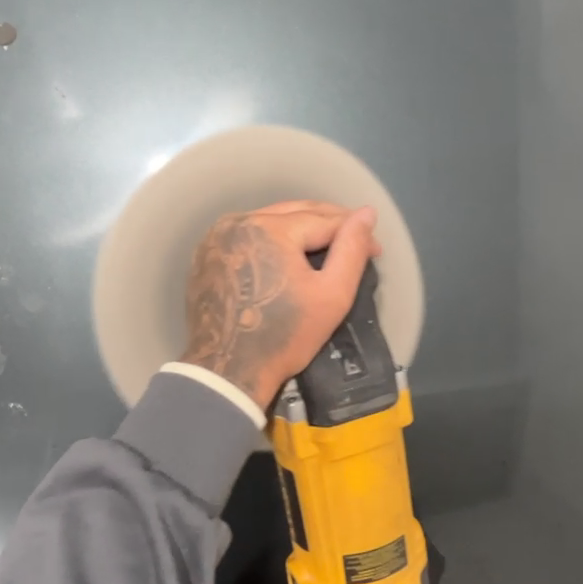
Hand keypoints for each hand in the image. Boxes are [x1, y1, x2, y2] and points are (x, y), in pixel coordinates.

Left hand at [178, 200, 380, 410]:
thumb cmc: (284, 335)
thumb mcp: (331, 295)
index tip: (376, 251)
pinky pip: (249, 236)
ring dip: (301, 229)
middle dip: (330, 223)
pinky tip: (288, 256)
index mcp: (269, 228)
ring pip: (271, 221)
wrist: (227, 371)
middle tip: (355, 241)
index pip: (324, 220)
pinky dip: (272, 241)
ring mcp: (218, 237)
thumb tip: (367, 212)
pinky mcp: (207, 254)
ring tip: (326, 247)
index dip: (354, 232)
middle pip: (296, 212)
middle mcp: (239, 221)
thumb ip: (351, 250)